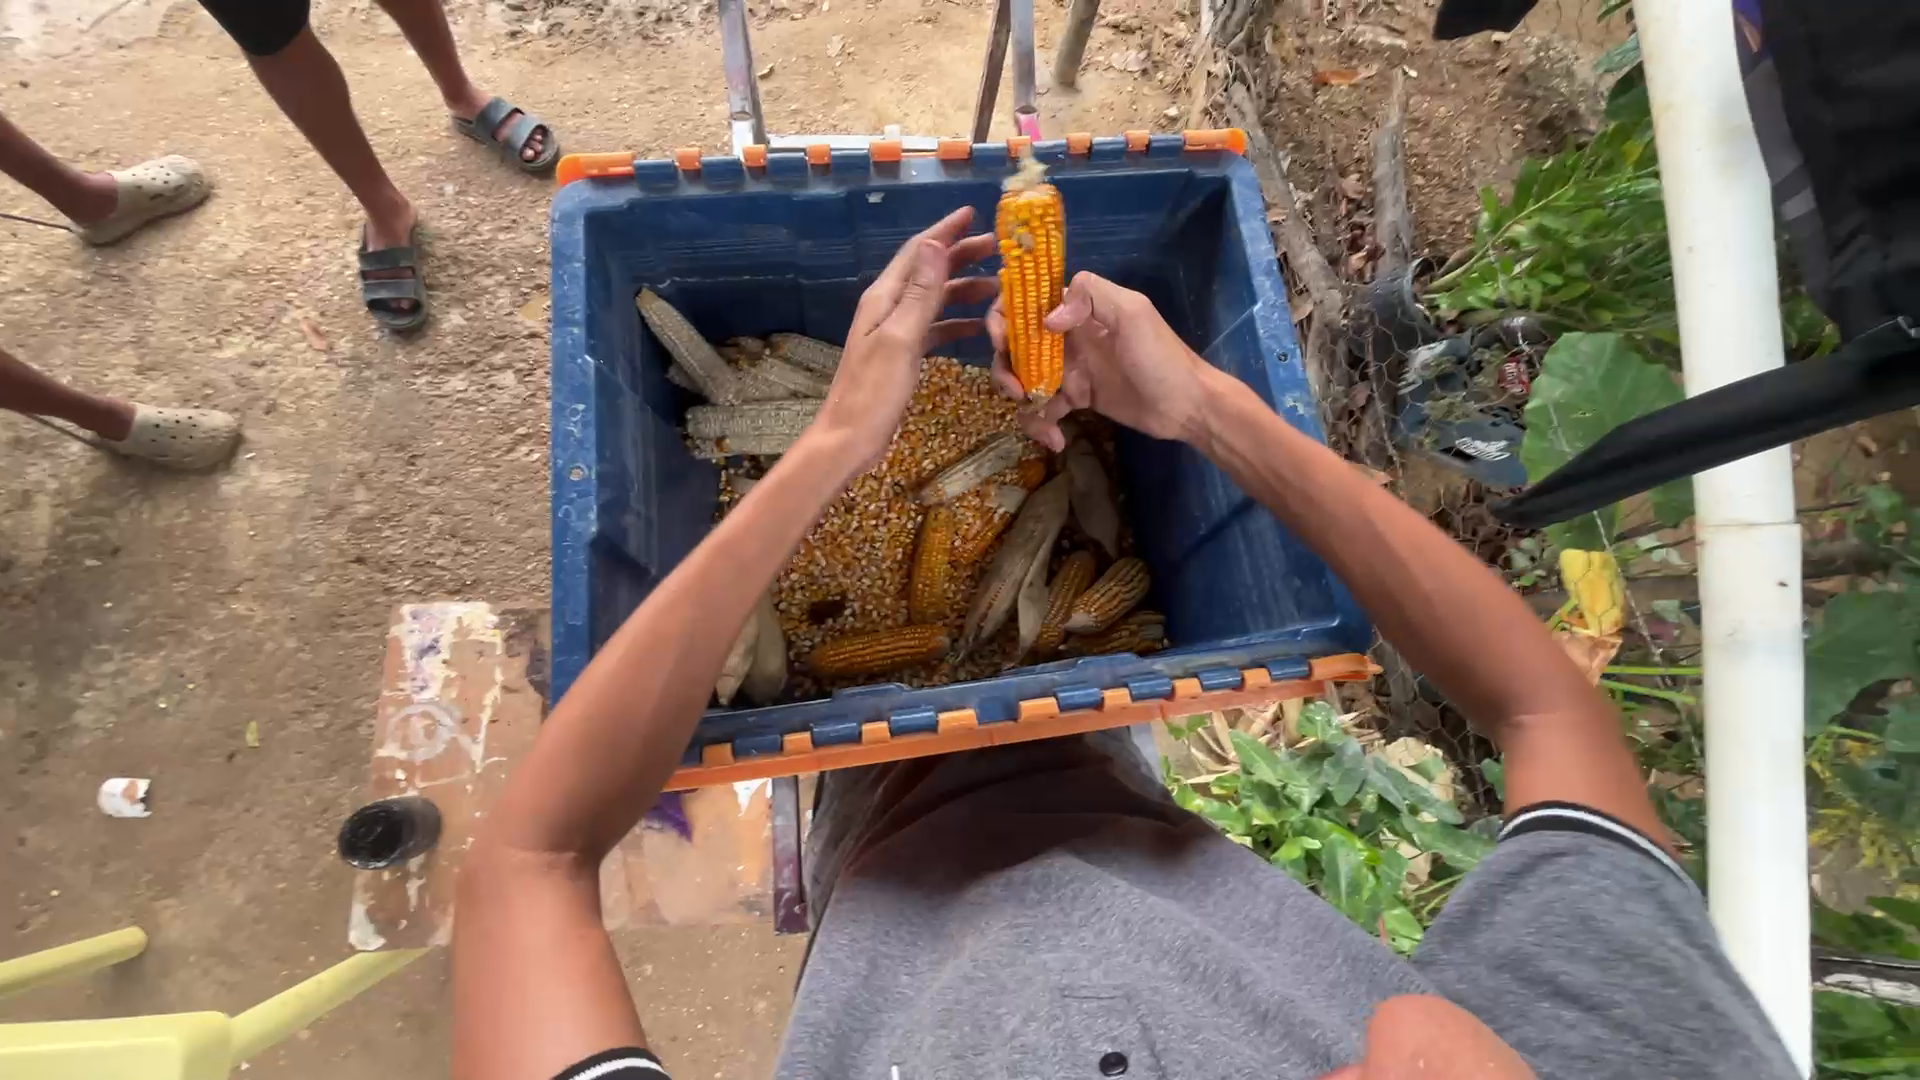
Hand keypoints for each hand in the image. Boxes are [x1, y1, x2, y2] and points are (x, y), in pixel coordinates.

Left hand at [808, 206, 997, 471]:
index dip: (945, 231)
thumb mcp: (900, 340)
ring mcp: (894, 332)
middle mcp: (888, 308)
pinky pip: (934, 329)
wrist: (849, 439)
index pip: (918, 252)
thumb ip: (919, 294)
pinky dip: (957, 323)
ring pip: (934, 300)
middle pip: (928, 271)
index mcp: (884, 298)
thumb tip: (935, 244)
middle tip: (998, 248)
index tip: (975, 213)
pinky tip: (980, 327)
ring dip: (963, 290)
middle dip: (960, 256)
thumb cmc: (873, 393)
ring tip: (998, 286)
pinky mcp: (902, 356)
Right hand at [989, 271, 1216, 450]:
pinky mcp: (1074, 398)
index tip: (1002, 341)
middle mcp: (1066, 335)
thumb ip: (1090, 297)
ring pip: (1023, 378)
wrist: (1185, 407)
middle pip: (1014, 343)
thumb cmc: (1161, 357)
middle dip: (1004, 367)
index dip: (1003, 316)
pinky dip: (1041, 425)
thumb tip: (1046, 320)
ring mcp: (1068, 368)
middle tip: (1015, 390)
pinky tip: (1056, 440)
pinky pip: (1042, 409)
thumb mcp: (1133, 313)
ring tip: (1038, 420)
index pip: (1026, 300)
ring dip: (1020, 401)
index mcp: (1077, 309)